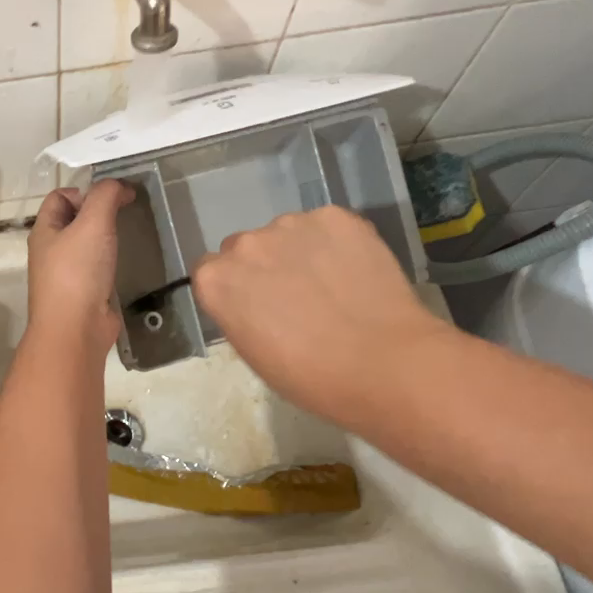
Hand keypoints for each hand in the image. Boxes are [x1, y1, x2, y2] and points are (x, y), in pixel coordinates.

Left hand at [26, 181, 134, 357]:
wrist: (75, 330)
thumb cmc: (78, 272)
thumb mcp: (93, 223)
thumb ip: (105, 196)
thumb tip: (119, 186)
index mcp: (44, 231)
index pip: (59, 197)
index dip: (85, 190)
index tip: (113, 197)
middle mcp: (50, 251)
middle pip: (74, 220)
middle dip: (99, 212)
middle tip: (126, 214)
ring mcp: (65, 275)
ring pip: (86, 246)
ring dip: (106, 238)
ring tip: (130, 235)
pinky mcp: (83, 294)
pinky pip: (96, 269)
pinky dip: (111, 262)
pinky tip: (127, 263)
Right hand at [192, 206, 453, 423]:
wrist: (381, 363)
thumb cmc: (308, 375)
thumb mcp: (252, 351)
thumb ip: (240, 312)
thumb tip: (257, 301)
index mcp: (215, 281)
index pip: (211, 271)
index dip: (236, 289)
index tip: (256, 307)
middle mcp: (245, 244)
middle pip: (246, 248)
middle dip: (264, 267)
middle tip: (295, 297)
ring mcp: (291, 225)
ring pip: (287, 234)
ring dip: (300, 252)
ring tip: (332, 285)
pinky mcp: (336, 217)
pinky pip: (327, 227)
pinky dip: (336, 244)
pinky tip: (355, 272)